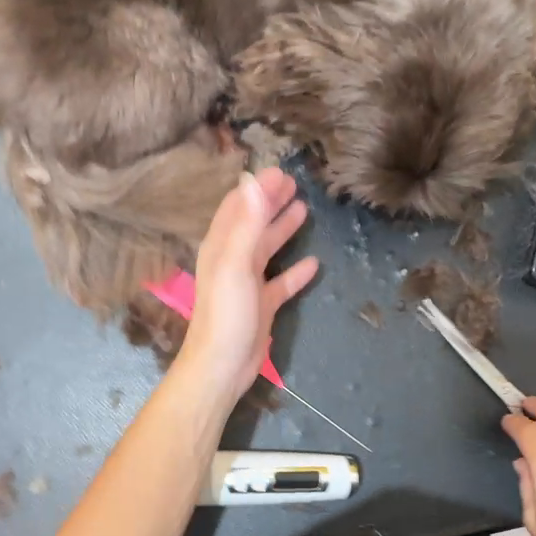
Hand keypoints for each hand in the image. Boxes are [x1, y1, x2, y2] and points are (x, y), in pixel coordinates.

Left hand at [178, 168, 319, 402]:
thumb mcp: (236, 263)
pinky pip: (281, 282)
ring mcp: (247, 284)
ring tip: (304, 209)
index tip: (280, 171)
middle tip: (294, 182)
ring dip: (282, 229)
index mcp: (221, 246)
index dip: (256, 188)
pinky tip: (314, 263)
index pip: (238, 207)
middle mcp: (232, 260)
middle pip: (253, 223)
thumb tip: (254, 179)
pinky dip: (295, 271)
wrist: (222, 365)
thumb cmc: (227, 313)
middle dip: (270, 202)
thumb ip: (247, 222)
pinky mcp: (262, 305)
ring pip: (267, 249)